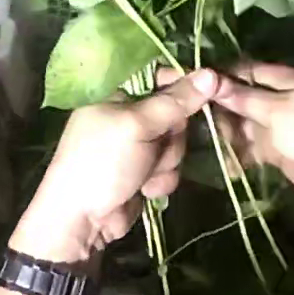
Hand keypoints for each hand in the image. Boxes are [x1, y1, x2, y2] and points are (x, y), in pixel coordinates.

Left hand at [9, 69, 219, 263]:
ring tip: (143, 175)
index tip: (211, 93)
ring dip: (166, 163)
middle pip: (176, 115)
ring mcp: (137, 146)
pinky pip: (170, 168)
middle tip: (154, 148)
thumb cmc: (101, 164)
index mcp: (118, 96)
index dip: (186, 87)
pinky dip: (160, 181)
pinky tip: (144, 190)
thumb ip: (174, 102)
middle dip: (172, 137)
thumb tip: (211, 73)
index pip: (162, 78)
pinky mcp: (144, 172)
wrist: (82, 221)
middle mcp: (129, 117)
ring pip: (177, 144)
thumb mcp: (136, 127)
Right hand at [212, 62, 293, 205]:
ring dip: (229, 137)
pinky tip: (231, 167)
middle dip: (223, 113)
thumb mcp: (274, 109)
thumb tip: (211, 80)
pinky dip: (240, 156)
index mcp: (281, 79)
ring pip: (241, 125)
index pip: (243, 71)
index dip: (220, 79)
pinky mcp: (274, 148)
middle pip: (239, 99)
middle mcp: (276, 98)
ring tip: (222, 150)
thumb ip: (242, 97)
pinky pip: (250, 147)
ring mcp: (275, 124)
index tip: (196, 89)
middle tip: (208, 126)